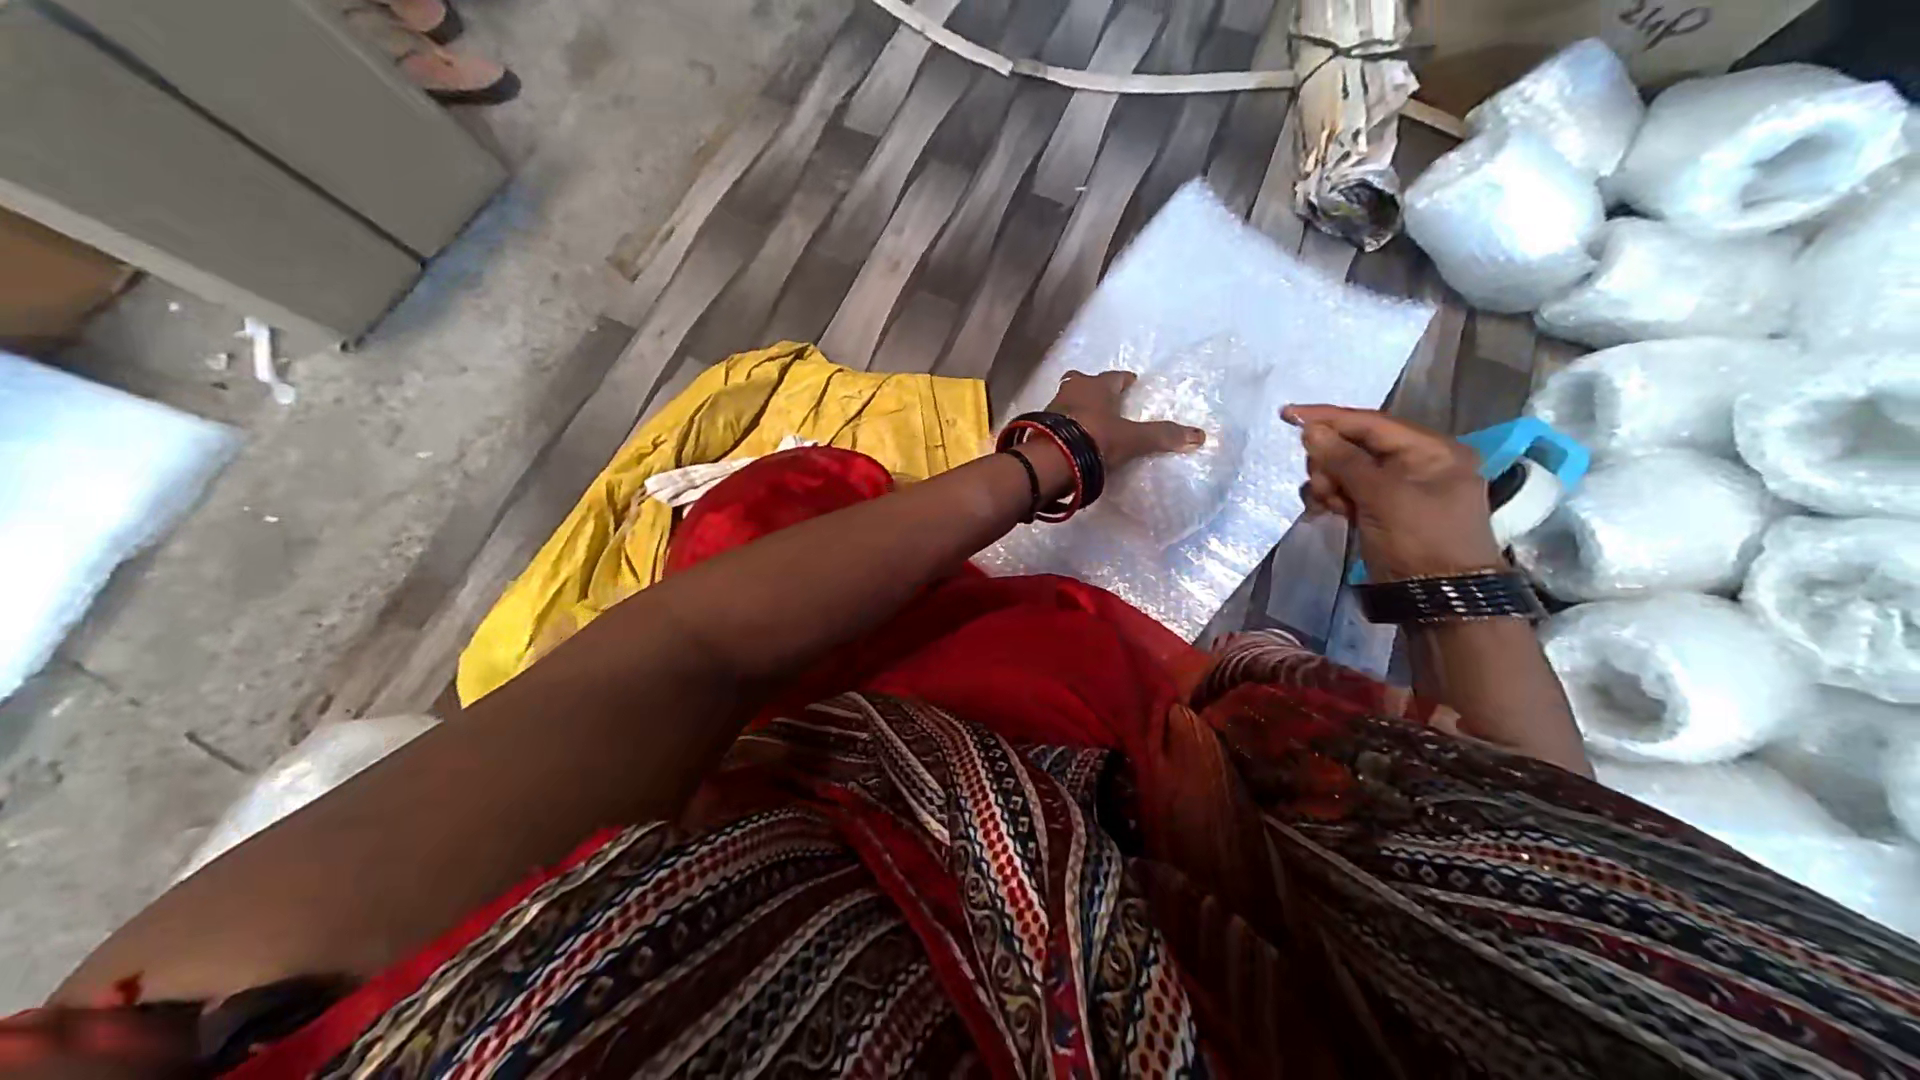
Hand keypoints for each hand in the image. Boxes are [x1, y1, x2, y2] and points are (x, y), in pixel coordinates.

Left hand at [1046, 371, 1204, 468]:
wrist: (1051, 459)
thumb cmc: (1095, 438)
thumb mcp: (1132, 439)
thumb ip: (1162, 436)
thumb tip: (1199, 436)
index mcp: (1096, 386)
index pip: (1114, 377)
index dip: (1123, 380)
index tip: (1131, 381)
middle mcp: (1072, 391)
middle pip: (1083, 383)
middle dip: (1092, 387)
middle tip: (1102, 396)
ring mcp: (1051, 408)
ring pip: (1066, 400)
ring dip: (1076, 406)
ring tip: (1086, 418)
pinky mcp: (1038, 428)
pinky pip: (1055, 421)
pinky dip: (1063, 425)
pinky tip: (1069, 436)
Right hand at [1283, 404, 1502, 580]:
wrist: (1438, 598)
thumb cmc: (1419, 539)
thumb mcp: (1382, 496)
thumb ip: (1345, 459)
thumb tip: (1310, 429)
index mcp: (1432, 450)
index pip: (1372, 422)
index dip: (1329, 418)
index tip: (1288, 414)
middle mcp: (1418, 463)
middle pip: (1357, 445)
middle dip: (1330, 460)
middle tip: (1321, 483)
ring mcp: (1399, 489)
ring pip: (1348, 470)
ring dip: (1330, 482)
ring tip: (1329, 503)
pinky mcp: (1383, 510)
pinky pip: (1350, 492)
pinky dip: (1335, 497)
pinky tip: (1329, 510)